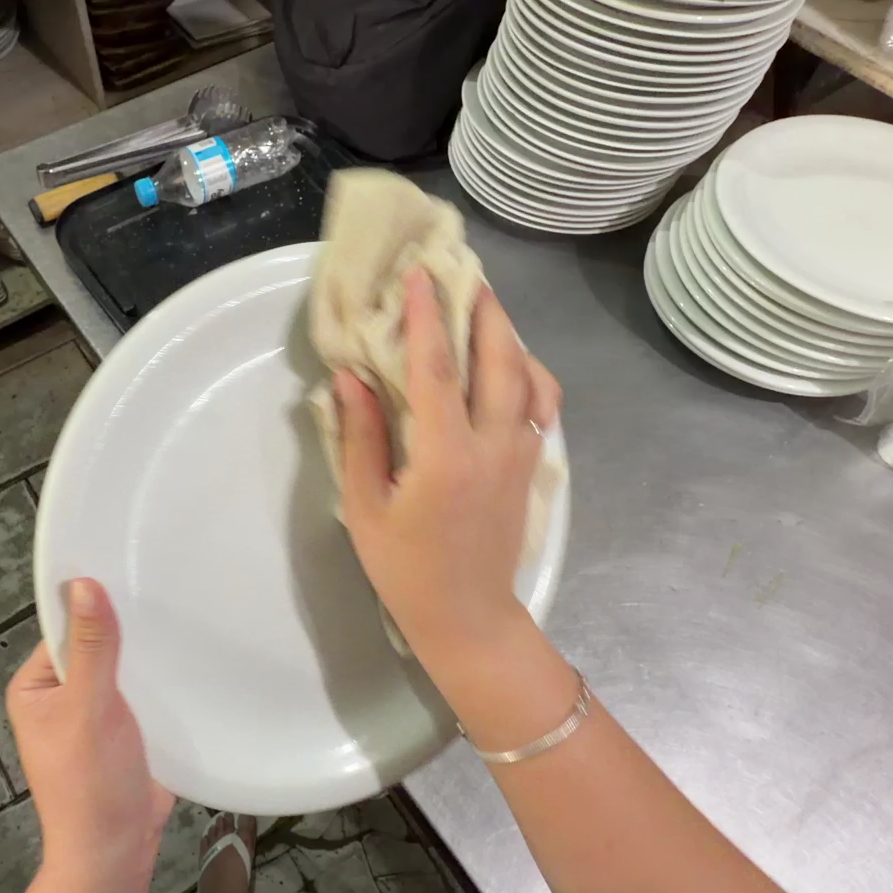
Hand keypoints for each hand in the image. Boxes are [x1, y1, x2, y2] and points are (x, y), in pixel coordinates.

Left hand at [8, 579, 174, 886]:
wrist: (117, 851)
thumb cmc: (90, 781)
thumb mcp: (89, 707)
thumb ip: (91, 646)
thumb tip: (84, 583)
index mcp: (35, 686)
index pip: (65, 628)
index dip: (94, 603)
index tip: (131, 570)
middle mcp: (62, 694)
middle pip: (96, 644)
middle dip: (126, 628)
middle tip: (168, 591)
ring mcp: (95, 711)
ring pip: (123, 666)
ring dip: (147, 653)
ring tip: (185, 615)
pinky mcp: (127, 726)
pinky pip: (142, 688)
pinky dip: (160, 677)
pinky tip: (188, 655)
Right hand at [335, 269, 560, 657]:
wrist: (468, 617)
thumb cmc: (406, 568)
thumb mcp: (366, 506)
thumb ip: (361, 437)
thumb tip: (351, 378)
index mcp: (445, 455)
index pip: (436, 369)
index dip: (426, 317)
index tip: (419, 275)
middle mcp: (493, 444)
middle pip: (500, 358)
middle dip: (484, 310)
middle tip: (464, 274)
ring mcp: (522, 454)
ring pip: (531, 376)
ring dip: (510, 337)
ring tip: (485, 313)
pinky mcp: (532, 465)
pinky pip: (541, 403)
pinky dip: (529, 371)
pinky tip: (507, 364)